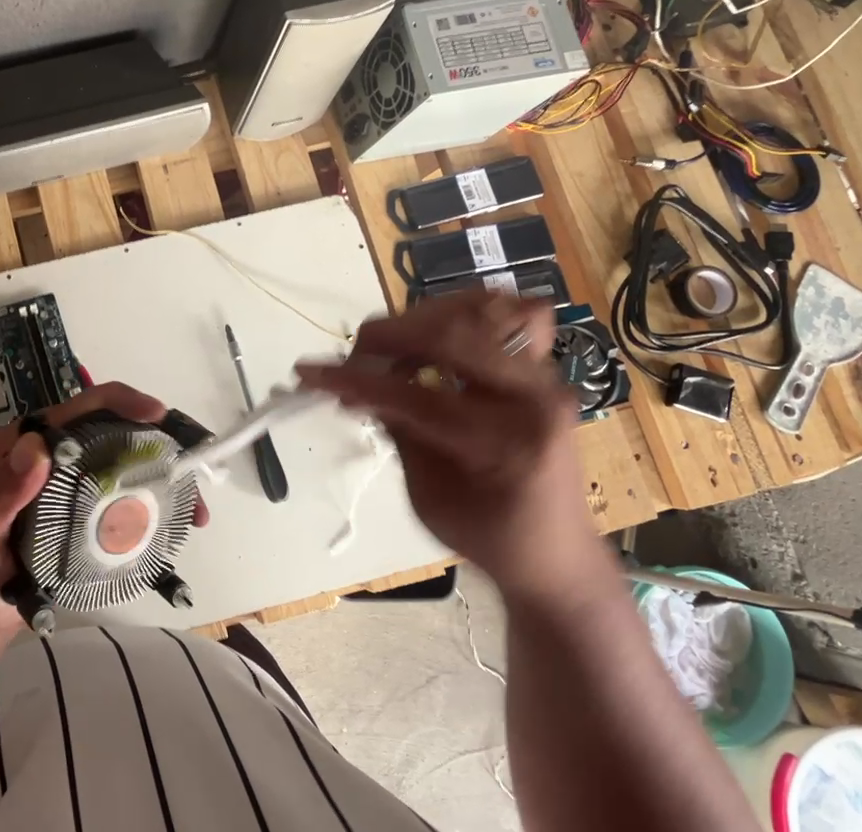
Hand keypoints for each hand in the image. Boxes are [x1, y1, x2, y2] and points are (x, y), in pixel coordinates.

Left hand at [0, 382, 207, 635]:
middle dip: (154, 445)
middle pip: (106, 430)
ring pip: (120, 462)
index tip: (158, 417)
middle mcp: (43, 455)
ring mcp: (64, 481)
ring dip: (160, 478)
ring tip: (192, 512)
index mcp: (15, 446)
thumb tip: (35, 446)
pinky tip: (172, 528)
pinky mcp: (79, 507)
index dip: (118, 403)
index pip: (72, 410)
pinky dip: (150, 506)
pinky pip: (120, 495)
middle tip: (190, 475)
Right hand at [295, 290, 605, 605]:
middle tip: (352, 359)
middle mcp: (533, 398)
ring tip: (391, 348)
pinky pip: (505, 315)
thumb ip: (398, 432)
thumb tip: (355, 388)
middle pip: (451, 335)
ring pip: (481, 310)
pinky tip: (430, 337)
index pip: (416, 395)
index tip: (308, 374)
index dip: (355, 381)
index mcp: (505, 444)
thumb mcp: (427, 496)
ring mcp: (544, 376)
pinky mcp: (541, 367)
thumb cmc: (486, 535)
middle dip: (387, 337)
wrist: (554, 551)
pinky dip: (461, 314)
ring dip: (422, 319)